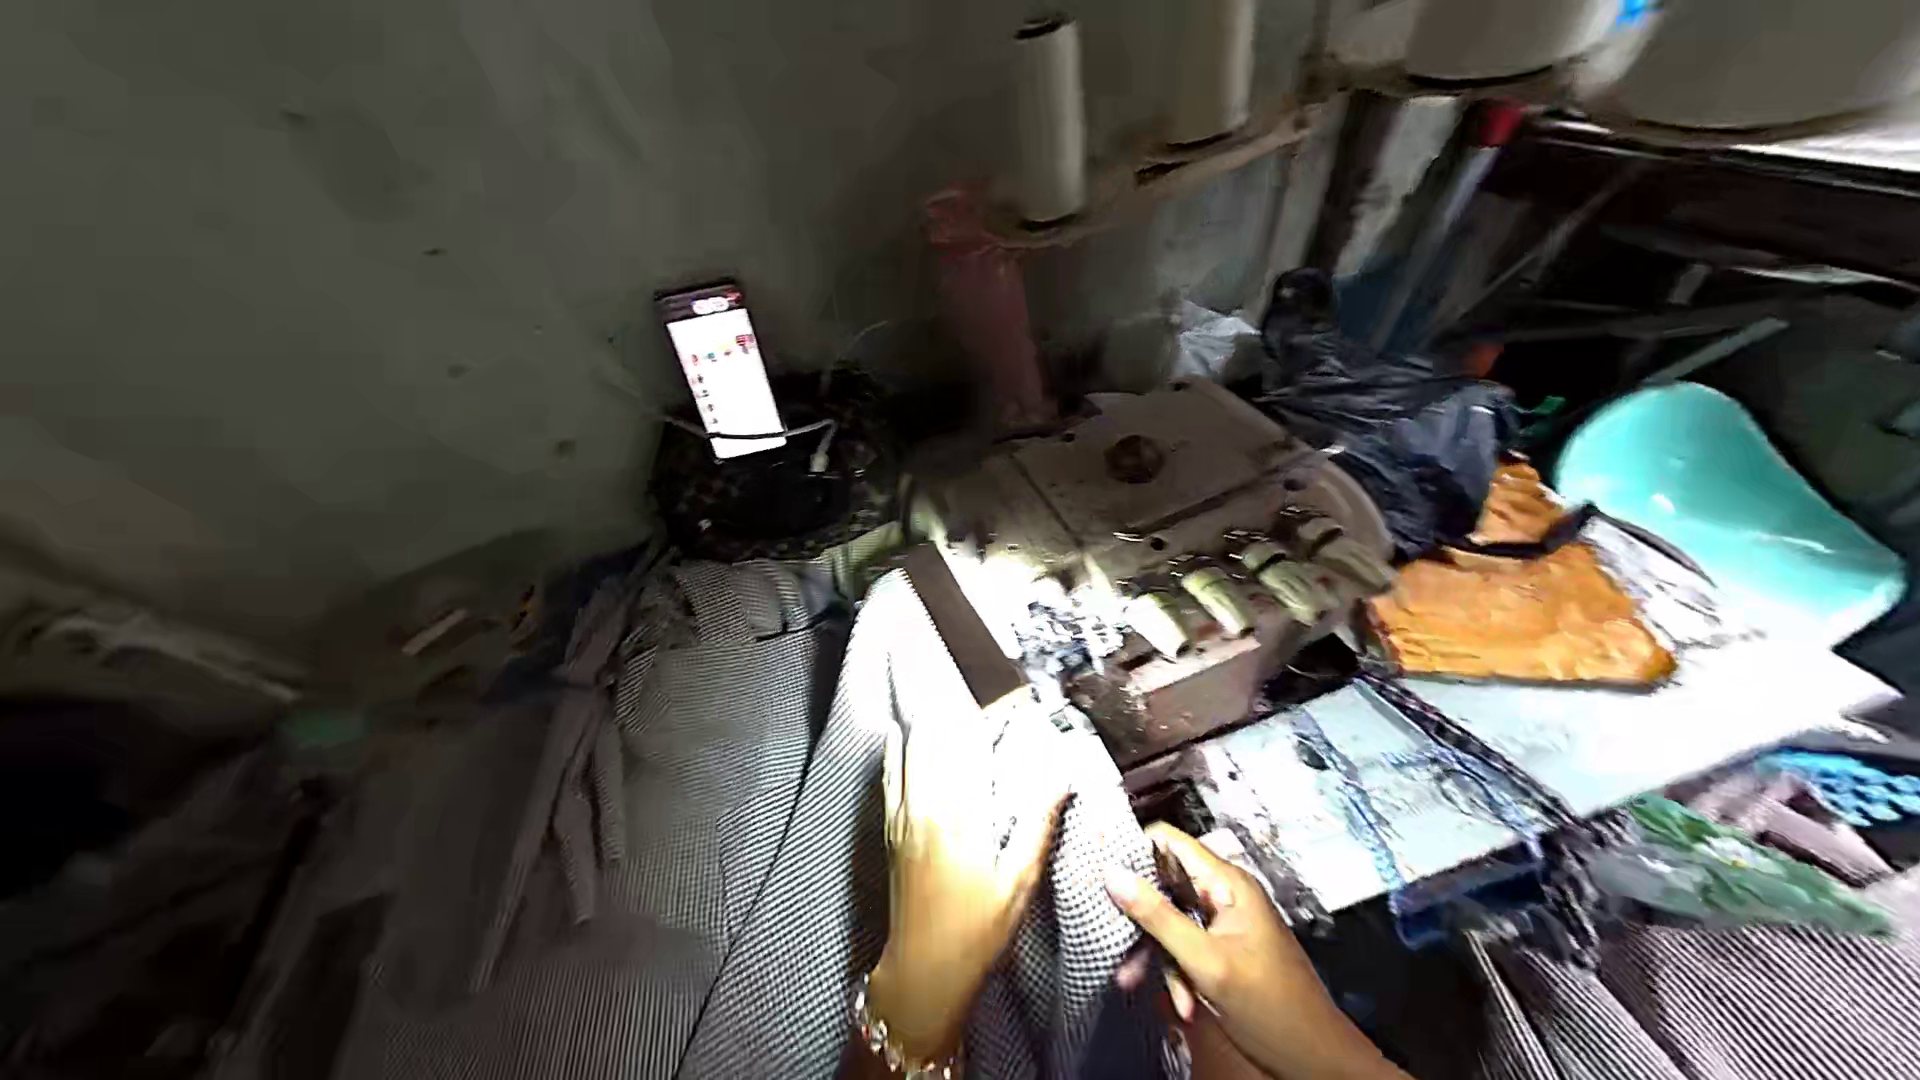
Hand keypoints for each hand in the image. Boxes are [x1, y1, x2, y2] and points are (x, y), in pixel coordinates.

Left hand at [867, 710, 1069, 1060]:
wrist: (922, 971)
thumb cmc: (977, 930)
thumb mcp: (1019, 881)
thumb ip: (1037, 823)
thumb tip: (1061, 777)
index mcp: (960, 816)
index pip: (968, 748)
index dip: (982, 715)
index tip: (998, 693)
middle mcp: (925, 806)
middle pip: (935, 740)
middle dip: (951, 708)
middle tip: (968, 686)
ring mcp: (902, 814)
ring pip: (910, 750)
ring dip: (926, 722)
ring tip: (939, 694)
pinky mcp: (890, 827)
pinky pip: (889, 774)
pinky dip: (896, 747)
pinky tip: (899, 730)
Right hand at [1106, 824, 1409, 1079]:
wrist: (1322, 1065)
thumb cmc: (1272, 1009)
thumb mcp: (1206, 962)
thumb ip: (1158, 917)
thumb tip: (1111, 873)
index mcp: (1225, 881)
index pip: (1167, 841)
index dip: (1133, 850)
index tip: (1102, 872)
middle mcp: (1222, 891)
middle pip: (1164, 882)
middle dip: (1142, 918)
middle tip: (1117, 941)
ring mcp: (1222, 920)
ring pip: (1170, 918)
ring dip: (1158, 953)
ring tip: (1142, 983)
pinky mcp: (1221, 946)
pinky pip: (1184, 944)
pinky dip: (1176, 970)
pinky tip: (1181, 1003)